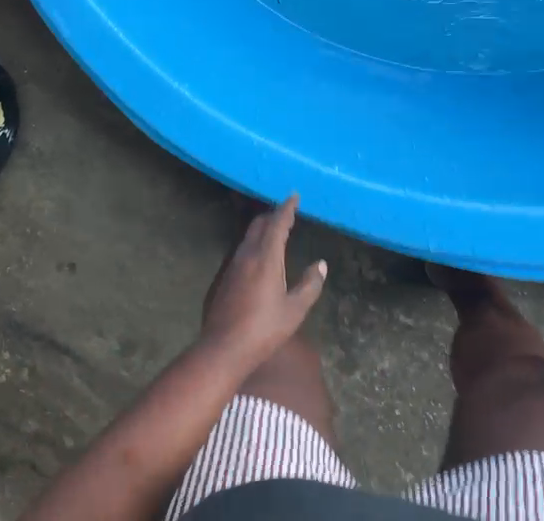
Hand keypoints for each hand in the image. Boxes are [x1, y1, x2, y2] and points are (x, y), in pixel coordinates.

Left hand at [199, 196, 327, 367]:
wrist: (224, 348)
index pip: (277, 224)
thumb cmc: (264, 329)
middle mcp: (247, 255)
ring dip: (262, 228)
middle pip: (259, 225)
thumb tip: (320, 264)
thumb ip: (309, 285)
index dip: (286, 208)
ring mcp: (233, 266)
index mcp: (266, 258)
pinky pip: (242, 249)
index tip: (294, 196)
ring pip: (248, 237)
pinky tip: (259, 256)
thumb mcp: (295, 310)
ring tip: (275, 230)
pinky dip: (254, 243)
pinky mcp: (225, 278)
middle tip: (287, 212)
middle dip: (273, 215)